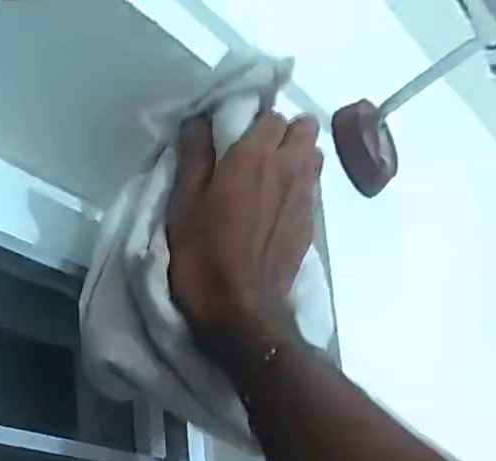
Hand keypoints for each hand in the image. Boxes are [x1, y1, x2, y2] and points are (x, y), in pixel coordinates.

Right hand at [167, 112, 322, 372]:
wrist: (243, 313)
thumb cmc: (204, 260)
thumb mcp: (182, 209)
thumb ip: (193, 159)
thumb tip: (199, 120)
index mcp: (254, 154)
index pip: (268, 112)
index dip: (252, 123)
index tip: (234, 141)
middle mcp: (289, 164)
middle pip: (302, 127)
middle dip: (283, 135)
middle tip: (256, 160)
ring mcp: (306, 194)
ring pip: (313, 155)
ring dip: (296, 159)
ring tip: (271, 183)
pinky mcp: (311, 223)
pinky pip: (311, 188)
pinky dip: (298, 189)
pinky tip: (277, 212)